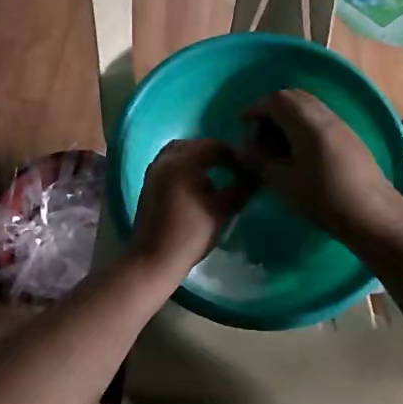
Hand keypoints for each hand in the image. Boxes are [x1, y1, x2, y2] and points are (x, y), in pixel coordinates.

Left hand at [129, 139, 251, 276]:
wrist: (154, 258)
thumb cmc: (191, 234)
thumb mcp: (221, 211)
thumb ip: (239, 189)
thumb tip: (254, 177)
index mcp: (182, 163)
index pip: (212, 147)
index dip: (233, 155)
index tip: (247, 168)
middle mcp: (164, 161)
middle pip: (193, 145)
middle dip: (213, 153)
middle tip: (231, 167)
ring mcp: (153, 172)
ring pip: (177, 153)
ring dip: (196, 159)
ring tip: (214, 175)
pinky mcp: (148, 185)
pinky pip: (168, 165)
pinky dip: (183, 167)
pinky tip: (196, 184)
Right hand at [240, 89, 402, 237]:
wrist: (372, 215)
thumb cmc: (324, 199)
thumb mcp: (284, 183)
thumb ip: (259, 161)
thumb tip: (240, 147)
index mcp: (309, 125)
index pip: (277, 100)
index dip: (256, 108)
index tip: (242, 124)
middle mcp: (326, 117)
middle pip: (294, 97)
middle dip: (271, 109)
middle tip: (257, 132)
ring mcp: (341, 125)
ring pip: (308, 106)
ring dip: (287, 117)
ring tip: (275, 143)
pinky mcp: (349, 137)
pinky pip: (319, 118)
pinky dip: (301, 124)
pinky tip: (296, 150)